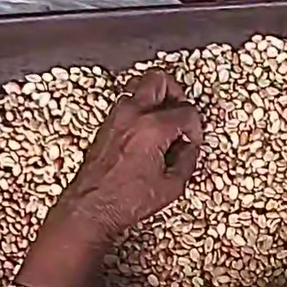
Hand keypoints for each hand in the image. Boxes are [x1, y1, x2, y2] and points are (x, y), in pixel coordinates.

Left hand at [52, 70, 201, 239]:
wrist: (91, 207)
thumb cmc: (126, 200)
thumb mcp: (172, 186)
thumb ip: (187, 160)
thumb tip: (188, 148)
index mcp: (153, 127)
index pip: (187, 112)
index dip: (196, 128)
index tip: (193, 142)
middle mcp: (133, 113)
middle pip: (160, 79)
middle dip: (177, 94)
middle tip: (182, 115)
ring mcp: (116, 116)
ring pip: (141, 86)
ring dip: (157, 99)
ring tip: (166, 123)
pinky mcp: (106, 124)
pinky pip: (128, 103)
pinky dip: (142, 110)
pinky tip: (149, 135)